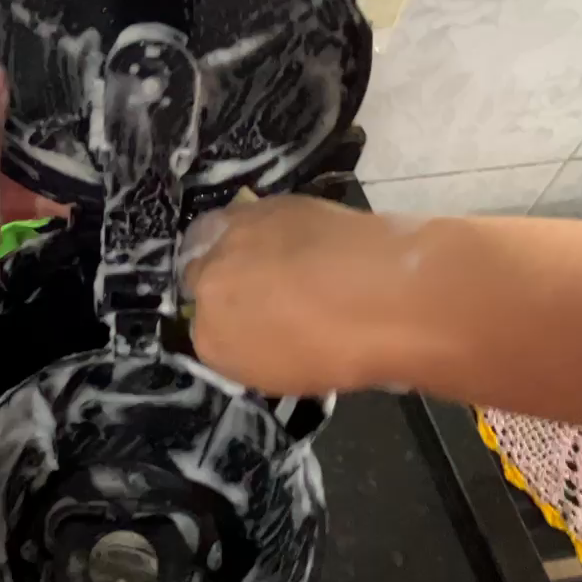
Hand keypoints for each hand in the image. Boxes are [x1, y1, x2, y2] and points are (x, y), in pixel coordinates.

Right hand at [182, 195, 428, 394]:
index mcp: (211, 340)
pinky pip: (246, 215)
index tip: (252, 326)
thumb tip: (256, 331)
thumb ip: (252, 351)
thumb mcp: (284, 375)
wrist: (385, 296)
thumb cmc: (341, 352)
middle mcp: (207, 285)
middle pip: (195, 277)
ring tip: (260, 254)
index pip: (202, 332)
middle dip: (214, 281)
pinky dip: (259, 226)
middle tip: (253, 290)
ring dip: (226, 245)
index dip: (227, 326)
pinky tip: (289, 237)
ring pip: (208, 236)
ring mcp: (232, 240)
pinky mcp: (266, 205)